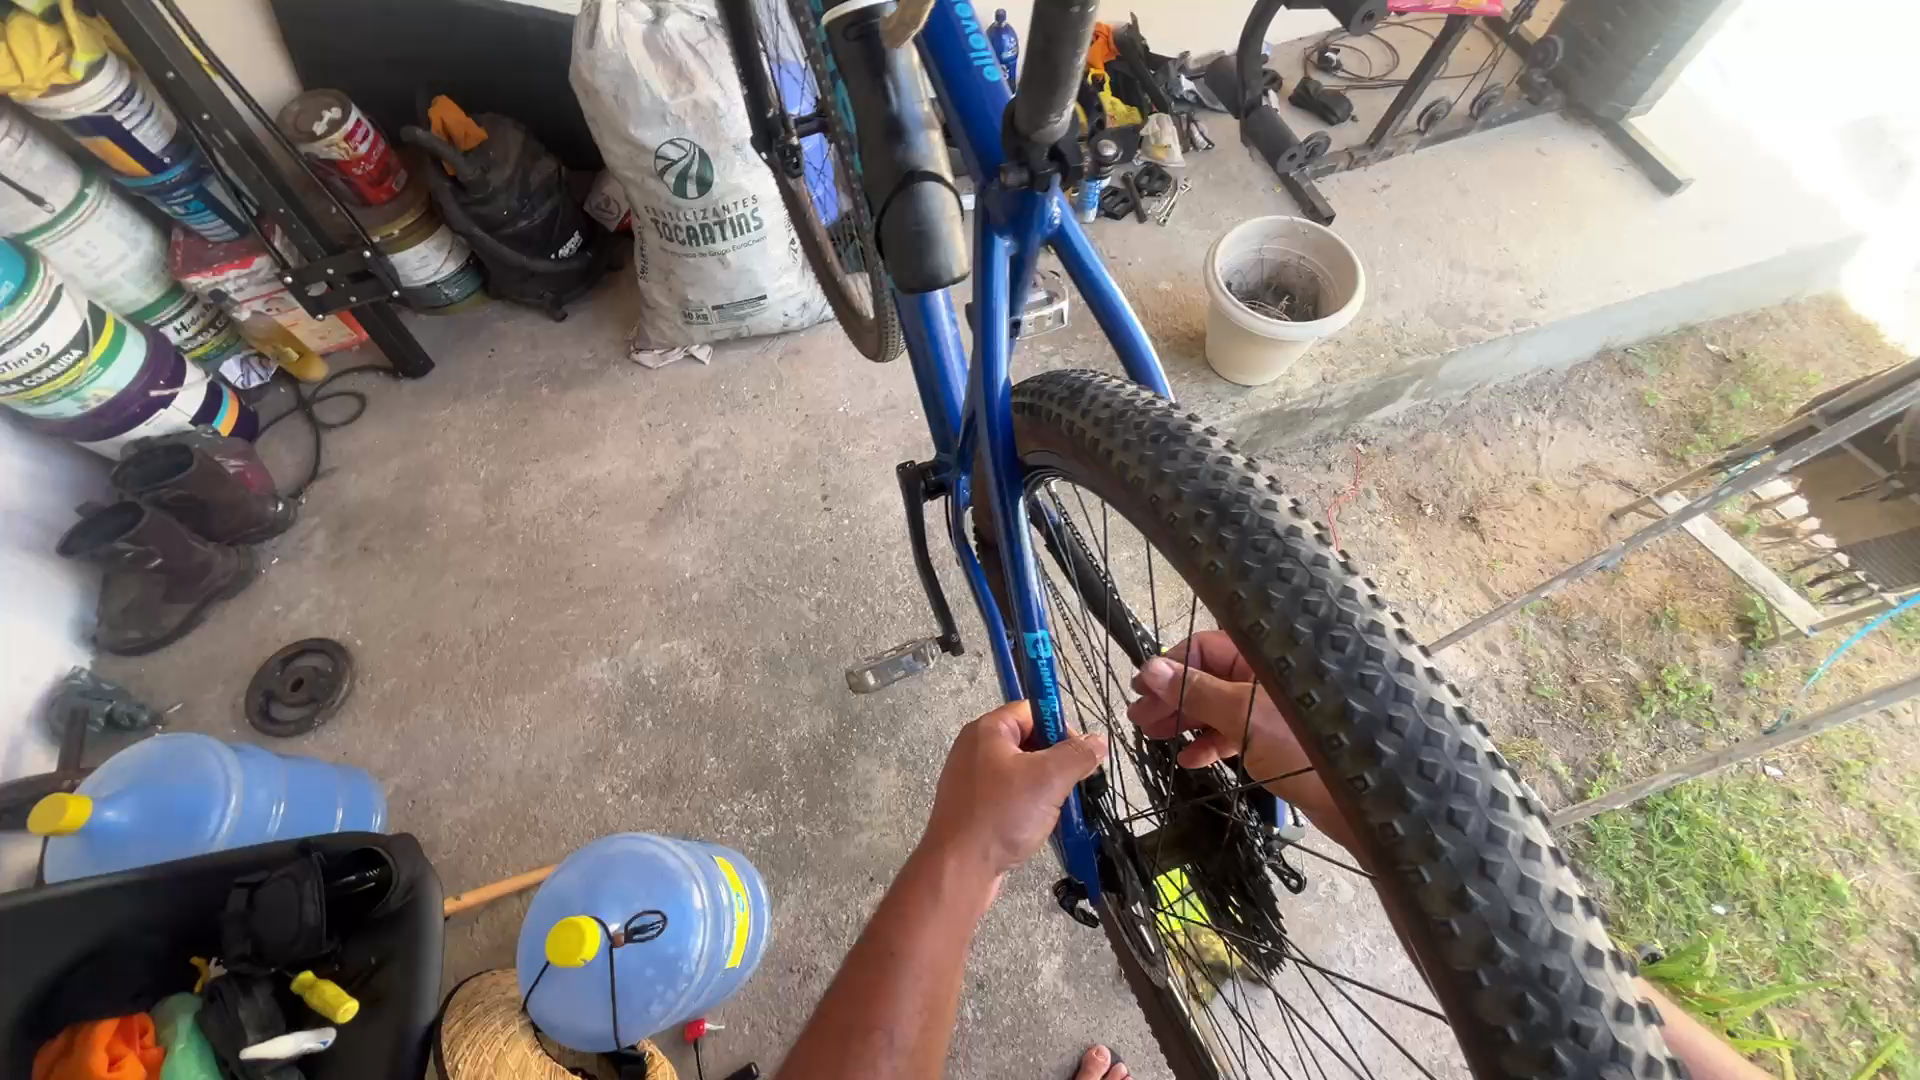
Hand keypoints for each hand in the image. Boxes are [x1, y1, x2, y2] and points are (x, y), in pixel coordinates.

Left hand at [921, 701, 1107, 878]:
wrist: (959, 867)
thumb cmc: (1000, 815)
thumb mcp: (1048, 779)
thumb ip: (1076, 755)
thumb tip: (1097, 742)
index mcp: (988, 730)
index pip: (1031, 710)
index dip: (1059, 726)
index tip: (1078, 753)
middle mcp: (976, 748)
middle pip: (1027, 739)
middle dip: (1054, 760)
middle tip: (1071, 782)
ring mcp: (972, 778)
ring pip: (1020, 770)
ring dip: (1044, 785)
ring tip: (1056, 806)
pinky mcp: (973, 805)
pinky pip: (1008, 793)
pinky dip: (1027, 803)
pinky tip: (1037, 823)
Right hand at [1125, 631, 1351, 851]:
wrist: (1363, 805)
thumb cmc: (1306, 751)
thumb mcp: (1241, 716)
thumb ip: (1194, 692)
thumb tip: (1150, 669)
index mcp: (1261, 660)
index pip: (1203, 648)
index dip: (1170, 666)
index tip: (1142, 688)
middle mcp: (1264, 679)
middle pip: (1205, 677)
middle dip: (1170, 697)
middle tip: (1138, 717)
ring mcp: (1268, 710)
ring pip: (1214, 706)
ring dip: (1183, 720)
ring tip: (1152, 735)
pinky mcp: (1274, 739)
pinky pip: (1231, 732)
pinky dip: (1209, 742)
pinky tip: (1190, 759)